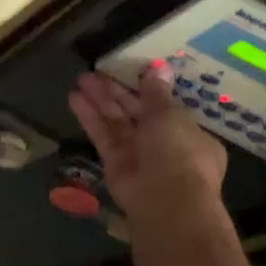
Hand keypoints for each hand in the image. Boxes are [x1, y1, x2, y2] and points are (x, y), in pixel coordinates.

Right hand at [68, 64, 227, 223]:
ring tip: (81, 78)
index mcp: (190, 134)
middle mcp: (165, 144)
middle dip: (117, 92)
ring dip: (100, 101)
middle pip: (137, 113)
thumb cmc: (179, 152)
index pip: (167, 109)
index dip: (147, 90)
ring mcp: (139, 154)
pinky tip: (74, 97)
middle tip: (95, 71)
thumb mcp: (170, 116)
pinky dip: (90, 117)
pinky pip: (102, 134)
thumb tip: (159, 66)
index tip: (129, 71)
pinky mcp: (115, 162)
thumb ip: (157, 92)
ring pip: (117, 122)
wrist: (164, 200)